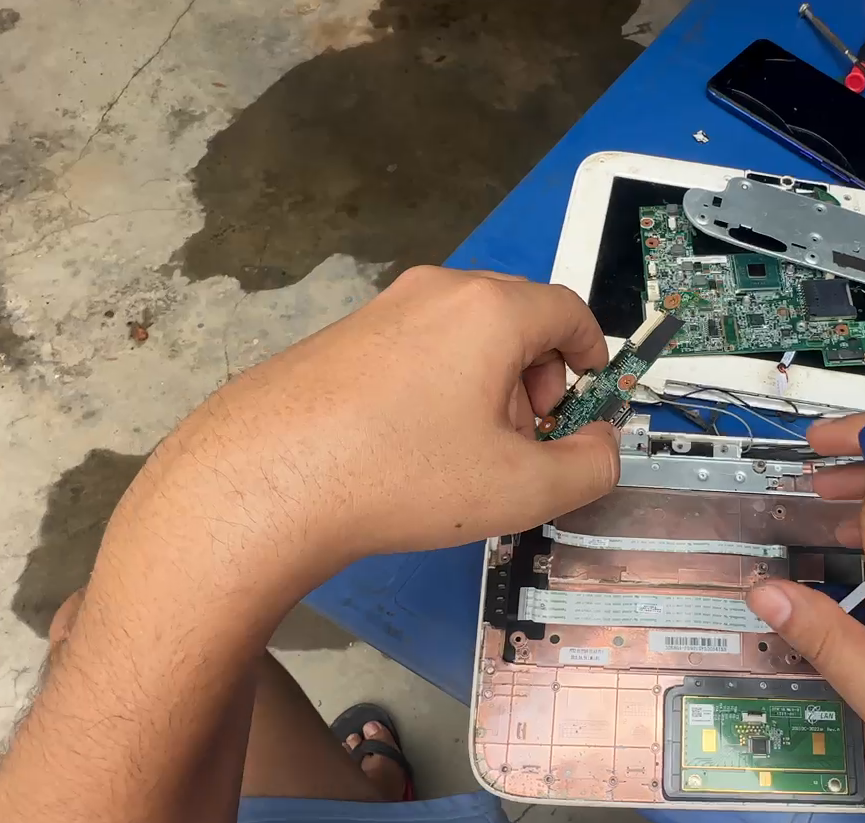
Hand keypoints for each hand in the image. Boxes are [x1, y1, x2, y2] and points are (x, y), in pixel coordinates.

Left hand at [108, 266, 619, 613]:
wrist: (262, 484)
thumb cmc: (408, 476)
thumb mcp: (525, 489)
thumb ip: (592, 467)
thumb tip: (602, 444)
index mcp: (490, 310)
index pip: (570, 310)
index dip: (594, 355)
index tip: (588, 401)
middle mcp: (437, 291)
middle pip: (520, 320)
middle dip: (541, 379)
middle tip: (523, 440)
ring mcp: (382, 308)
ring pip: (469, 336)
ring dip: (492, 386)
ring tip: (467, 451)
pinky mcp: (343, 337)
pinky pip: (421, 349)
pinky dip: (443, 387)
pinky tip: (412, 446)